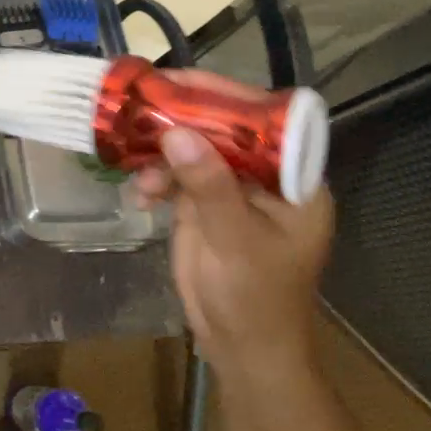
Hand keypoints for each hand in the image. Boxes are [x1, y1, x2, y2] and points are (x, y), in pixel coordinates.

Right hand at [133, 71, 333, 378]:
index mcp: (294, 180)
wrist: (242, 349)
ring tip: (136, 166)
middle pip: (222, 128)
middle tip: (139, 105)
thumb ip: (209, 184)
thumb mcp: (235, 239)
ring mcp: (232, 190)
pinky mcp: (204, 205)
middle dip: (181, 119)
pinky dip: (154, 178)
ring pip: (193, 149)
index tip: (180, 81)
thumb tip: (176, 133)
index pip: (264, 121)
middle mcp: (265, 177)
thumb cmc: (256, 297)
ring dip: (161, 153)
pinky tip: (139, 195)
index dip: (224, 96)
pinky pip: (176, 175)